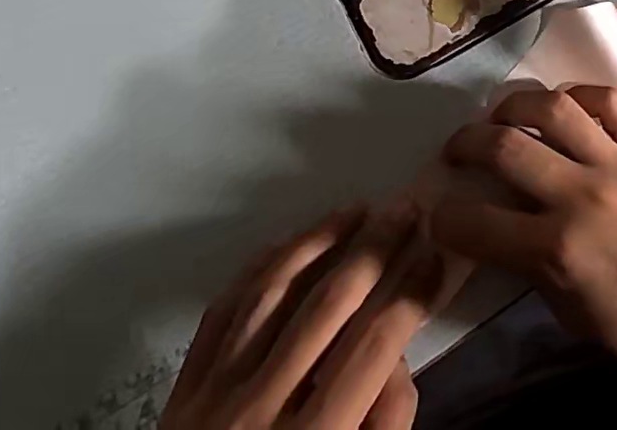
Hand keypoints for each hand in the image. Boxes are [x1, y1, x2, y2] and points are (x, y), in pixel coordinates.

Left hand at [161, 203, 444, 429]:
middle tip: (406, 208)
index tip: (436, 253)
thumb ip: (387, 418)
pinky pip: (222, 312)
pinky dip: (257, 270)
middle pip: (329, 304)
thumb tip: (395, 350)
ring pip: (272, 293)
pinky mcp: (180, 394)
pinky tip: (289, 242)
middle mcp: (260, 412)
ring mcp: (212, 400)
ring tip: (356, 209)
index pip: (376, 343)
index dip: (413, 291)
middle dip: (376, 247)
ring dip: (319, 240)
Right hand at [427, 85, 616, 408]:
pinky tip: (567, 105)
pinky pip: (609, 101)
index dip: (443, 216)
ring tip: (502, 114)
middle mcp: (581, 194)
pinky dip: (581, 94)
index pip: (475, 223)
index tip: (437, 211)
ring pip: (555, 107)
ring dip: (516, 103)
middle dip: (466, 143)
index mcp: (557, 250)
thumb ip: (531, 267)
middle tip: (457, 149)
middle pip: (506, 146)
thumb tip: (500, 231)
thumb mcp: (572, 313)